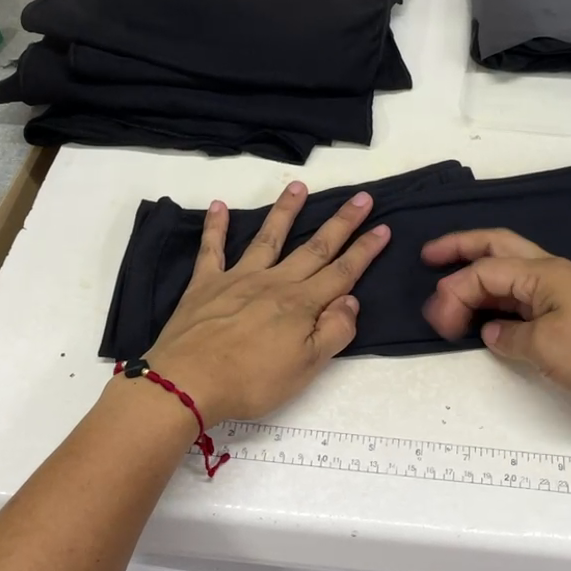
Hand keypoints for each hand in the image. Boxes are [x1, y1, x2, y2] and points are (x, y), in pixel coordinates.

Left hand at [144, 182, 389, 426]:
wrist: (188, 383)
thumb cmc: (252, 381)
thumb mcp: (307, 367)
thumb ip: (334, 331)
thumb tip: (350, 299)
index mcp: (302, 304)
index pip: (342, 273)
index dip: (364, 251)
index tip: (383, 228)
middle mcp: (275, 283)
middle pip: (314, 248)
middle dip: (341, 222)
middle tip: (361, 197)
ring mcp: (238, 279)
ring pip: (268, 237)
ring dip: (286, 211)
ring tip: (299, 187)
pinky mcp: (205, 284)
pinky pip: (212, 249)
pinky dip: (216, 227)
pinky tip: (219, 206)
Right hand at [420, 229, 570, 415]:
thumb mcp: (544, 348)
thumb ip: (508, 336)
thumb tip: (491, 331)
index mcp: (543, 272)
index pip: (484, 272)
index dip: (453, 293)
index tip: (437, 324)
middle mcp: (551, 272)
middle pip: (497, 248)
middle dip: (460, 248)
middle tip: (428, 256)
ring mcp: (562, 291)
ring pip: (510, 270)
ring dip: (479, 275)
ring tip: (450, 286)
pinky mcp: (569, 313)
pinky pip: (523, 295)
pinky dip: (499, 299)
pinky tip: (486, 314)